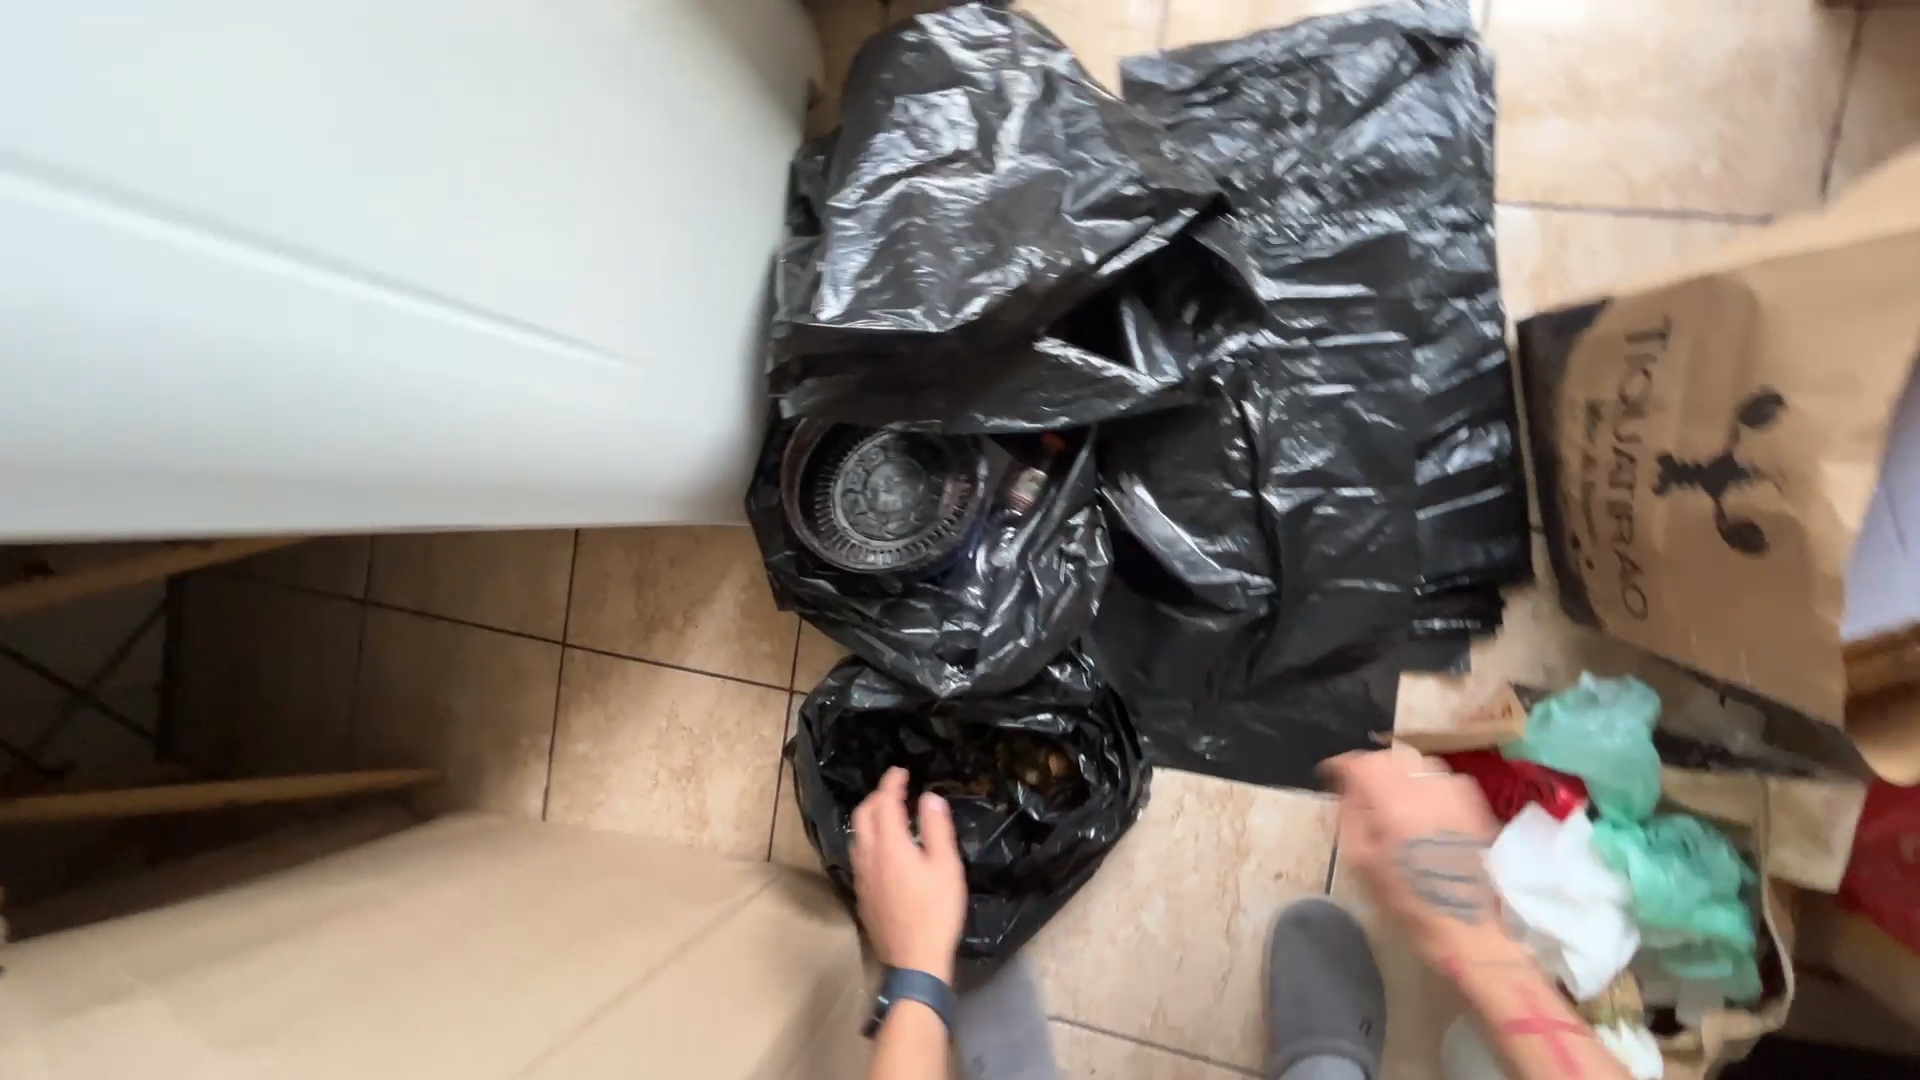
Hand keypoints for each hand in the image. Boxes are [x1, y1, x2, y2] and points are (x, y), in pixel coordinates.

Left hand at [850, 766, 967, 982]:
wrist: (914, 961)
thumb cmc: (935, 911)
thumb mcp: (946, 866)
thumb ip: (936, 828)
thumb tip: (929, 798)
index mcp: (889, 845)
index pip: (884, 803)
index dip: (891, 783)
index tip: (901, 772)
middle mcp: (869, 856)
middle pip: (863, 816)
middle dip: (877, 797)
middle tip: (896, 790)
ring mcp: (862, 877)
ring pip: (858, 836)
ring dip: (870, 817)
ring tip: (890, 815)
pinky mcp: (862, 895)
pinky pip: (860, 854)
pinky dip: (869, 838)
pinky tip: (885, 849)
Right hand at [1322, 746, 1511, 966]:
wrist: (1465, 929)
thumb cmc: (1404, 900)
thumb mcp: (1360, 861)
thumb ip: (1350, 817)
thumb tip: (1347, 790)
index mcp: (1392, 807)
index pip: (1362, 764)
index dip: (1341, 765)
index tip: (1330, 774)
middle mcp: (1424, 795)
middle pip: (1391, 756)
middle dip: (1370, 764)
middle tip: (1359, 783)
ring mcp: (1454, 800)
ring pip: (1420, 762)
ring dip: (1399, 768)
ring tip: (1390, 788)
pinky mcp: (1475, 810)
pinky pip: (1448, 778)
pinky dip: (1428, 779)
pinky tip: (1422, 799)